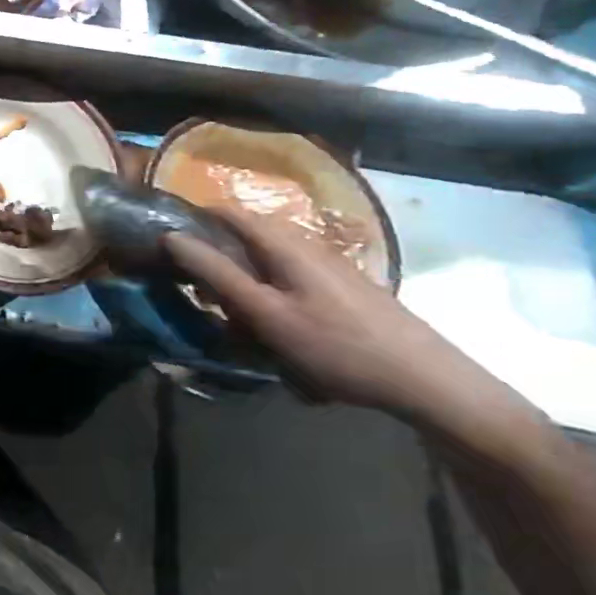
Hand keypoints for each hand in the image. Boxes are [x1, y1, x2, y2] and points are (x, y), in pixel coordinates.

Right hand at [164, 209, 495, 421]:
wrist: (428, 383)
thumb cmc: (336, 345)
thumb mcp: (264, 313)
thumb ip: (215, 272)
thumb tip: (171, 235)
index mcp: (284, 242)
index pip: (225, 211)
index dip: (193, 219)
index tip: (167, 243)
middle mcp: (305, 243)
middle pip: (245, 235)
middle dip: (216, 256)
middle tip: (198, 291)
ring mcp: (328, 264)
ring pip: (266, 259)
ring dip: (242, 279)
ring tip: (233, 316)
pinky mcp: (342, 287)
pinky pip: (287, 278)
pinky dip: (268, 292)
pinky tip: (273, 326)